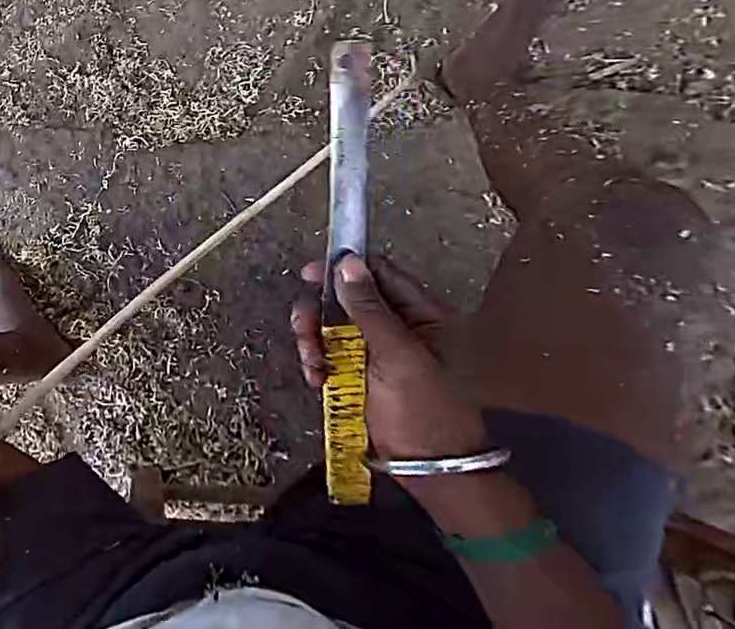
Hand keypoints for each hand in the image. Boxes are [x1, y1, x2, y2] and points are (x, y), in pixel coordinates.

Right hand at [291, 255, 487, 459]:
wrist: (430, 473)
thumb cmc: (425, 411)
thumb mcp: (399, 356)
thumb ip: (370, 308)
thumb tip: (347, 262)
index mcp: (422, 316)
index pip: (380, 274)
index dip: (345, 268)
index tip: (311, 273)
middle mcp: (398, 327)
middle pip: (347, 298)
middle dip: (321, 311)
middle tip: (304, 326)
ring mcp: (375, 351)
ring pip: (331, 325)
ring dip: (314, 338)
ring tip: (312, 362)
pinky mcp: (358, 374)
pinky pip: (327, 352)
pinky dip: (316, 361)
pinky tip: (316, 378)